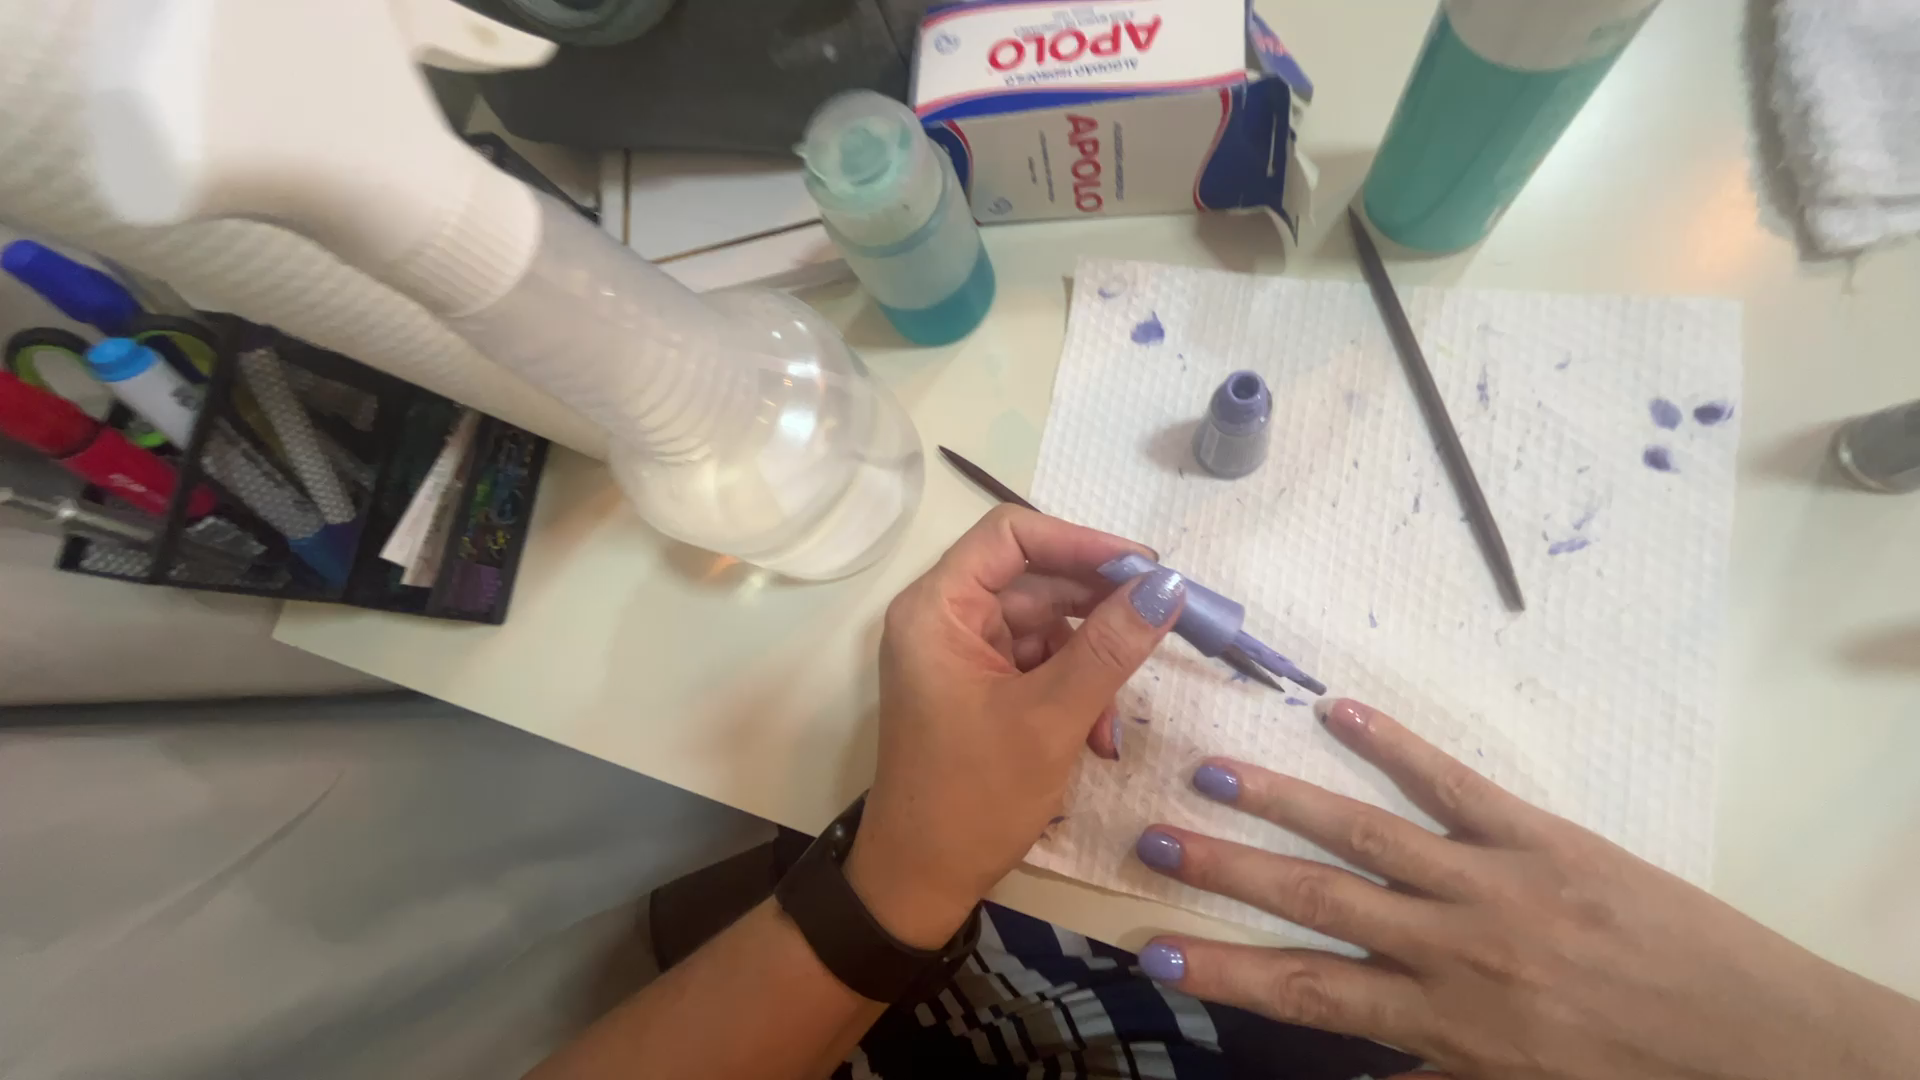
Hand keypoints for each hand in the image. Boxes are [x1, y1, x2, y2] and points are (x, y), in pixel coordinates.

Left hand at [844, 506, 1185, 948]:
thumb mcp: (1051, 717)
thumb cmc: (974, 796)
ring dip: (1090, 661)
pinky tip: (1099, 734)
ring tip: (1115, 716)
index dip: (1079, 542)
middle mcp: (944, 616)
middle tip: (1161, 622)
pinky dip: (1073, 688)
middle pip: (1032, 578)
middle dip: (1097, 607)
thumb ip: (1110, 645)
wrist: (922, 881)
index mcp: (938, 607)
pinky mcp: (979, 683)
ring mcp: (961, 651)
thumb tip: (1167, 585)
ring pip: (1043, 624)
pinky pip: (1037, 662)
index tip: (1145, 566)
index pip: (1011, 535)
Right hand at [1130, 699, 1919, 1079]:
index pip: (1308, 993)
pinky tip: (1337, 708)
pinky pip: (1453, 783)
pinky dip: (1394, 743)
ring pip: (1366, 833)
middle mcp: (1454, 948)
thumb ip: (1424, 1076)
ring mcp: (1492, 881)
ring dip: (1284, 800)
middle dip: (1225, 873)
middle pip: (1315, 901)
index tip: (1155, 951)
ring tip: (1214, 772)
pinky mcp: (1538, 836)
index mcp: (1447, 1022)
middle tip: (1152, 841)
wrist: (1792, 1061)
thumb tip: (1336, 1068)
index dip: (1224, 973)